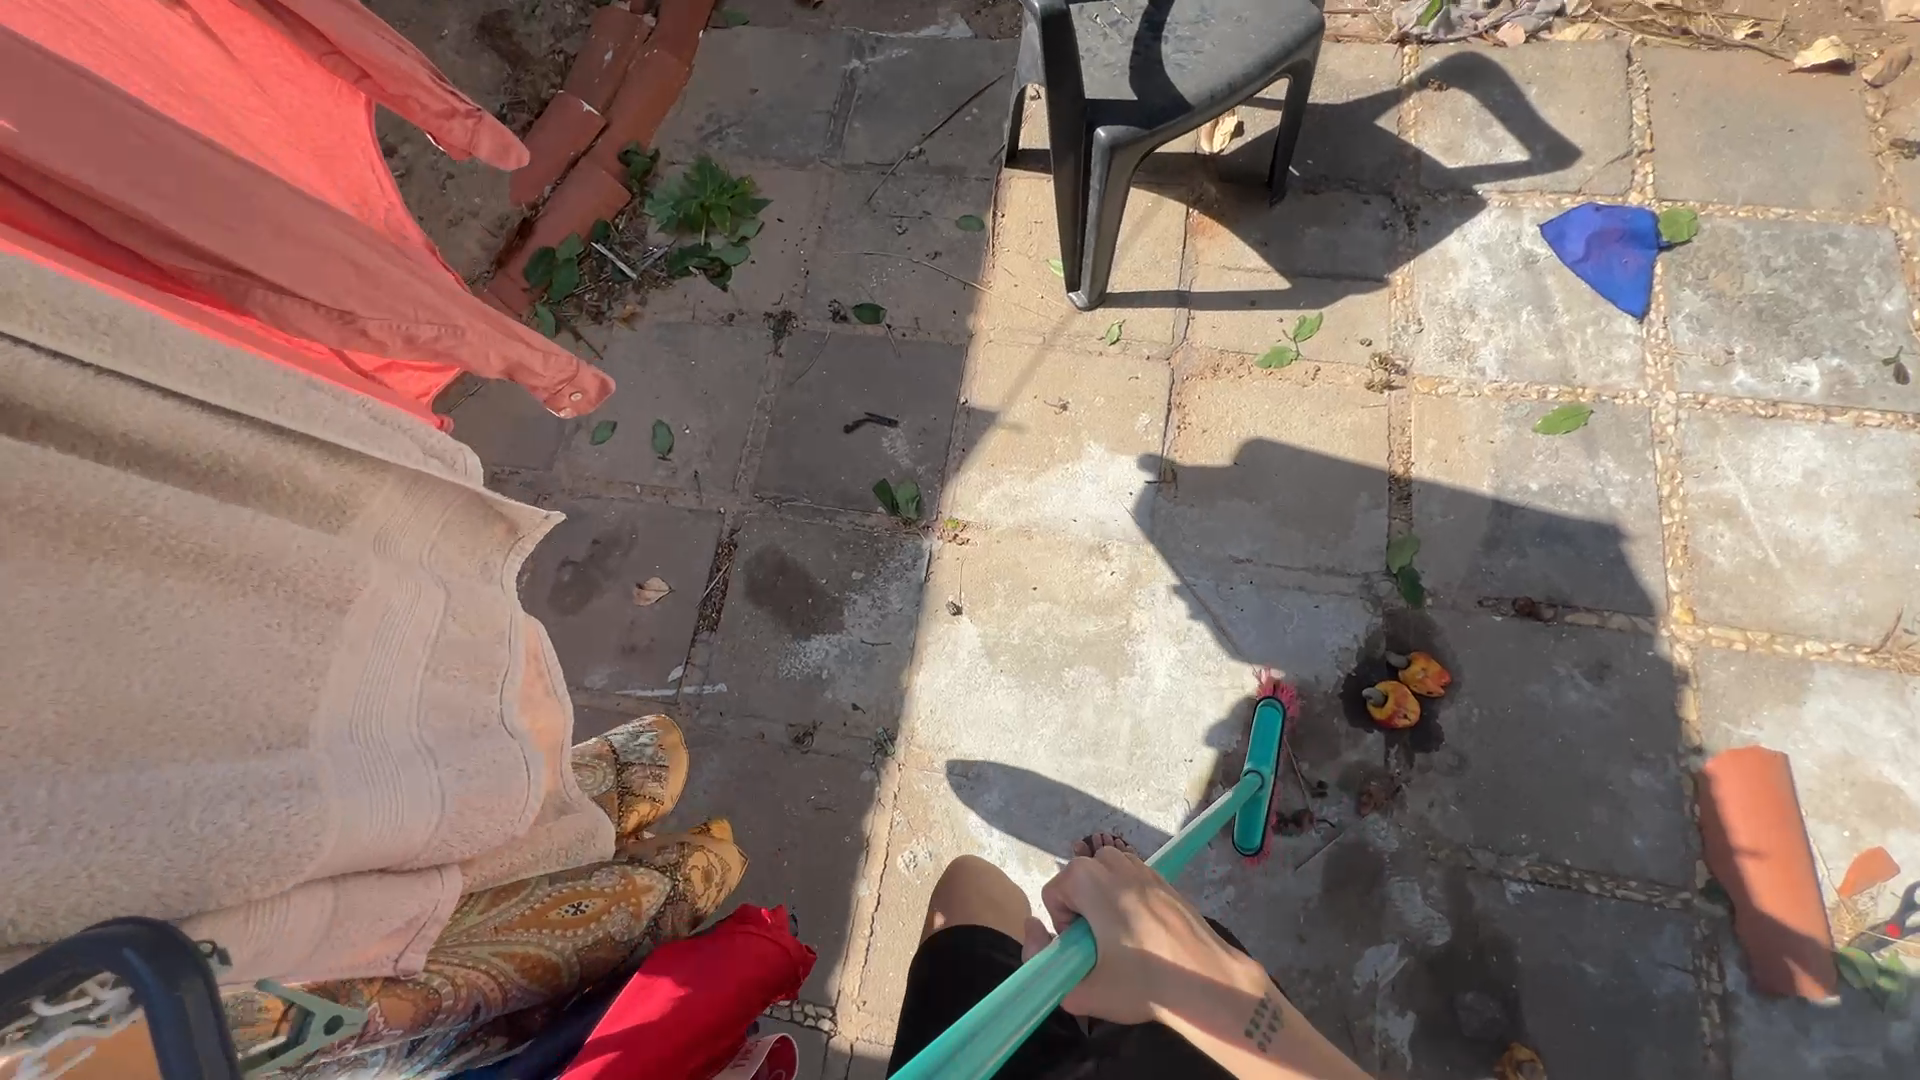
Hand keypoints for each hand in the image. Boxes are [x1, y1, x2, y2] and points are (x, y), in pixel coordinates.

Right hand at [1019, 844, 1257, 1024]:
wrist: (1208, 982)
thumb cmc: (1144, 983)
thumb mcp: (1084, 991)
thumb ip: (1045, 967)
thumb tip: (1037, 939)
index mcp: (1088, 878)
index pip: (1053, 892)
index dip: (1062, 925)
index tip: (1083, 950)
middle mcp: (1112, 861)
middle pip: (1078, 880)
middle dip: (1081, 910)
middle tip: (1101, 947)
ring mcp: (1141, 865)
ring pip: (1104, 875)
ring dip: (1102, 900)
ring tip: (1121, 938)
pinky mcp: (1163, 877)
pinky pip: (1129, 879)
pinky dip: (1127, 898)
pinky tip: (1145, 932)